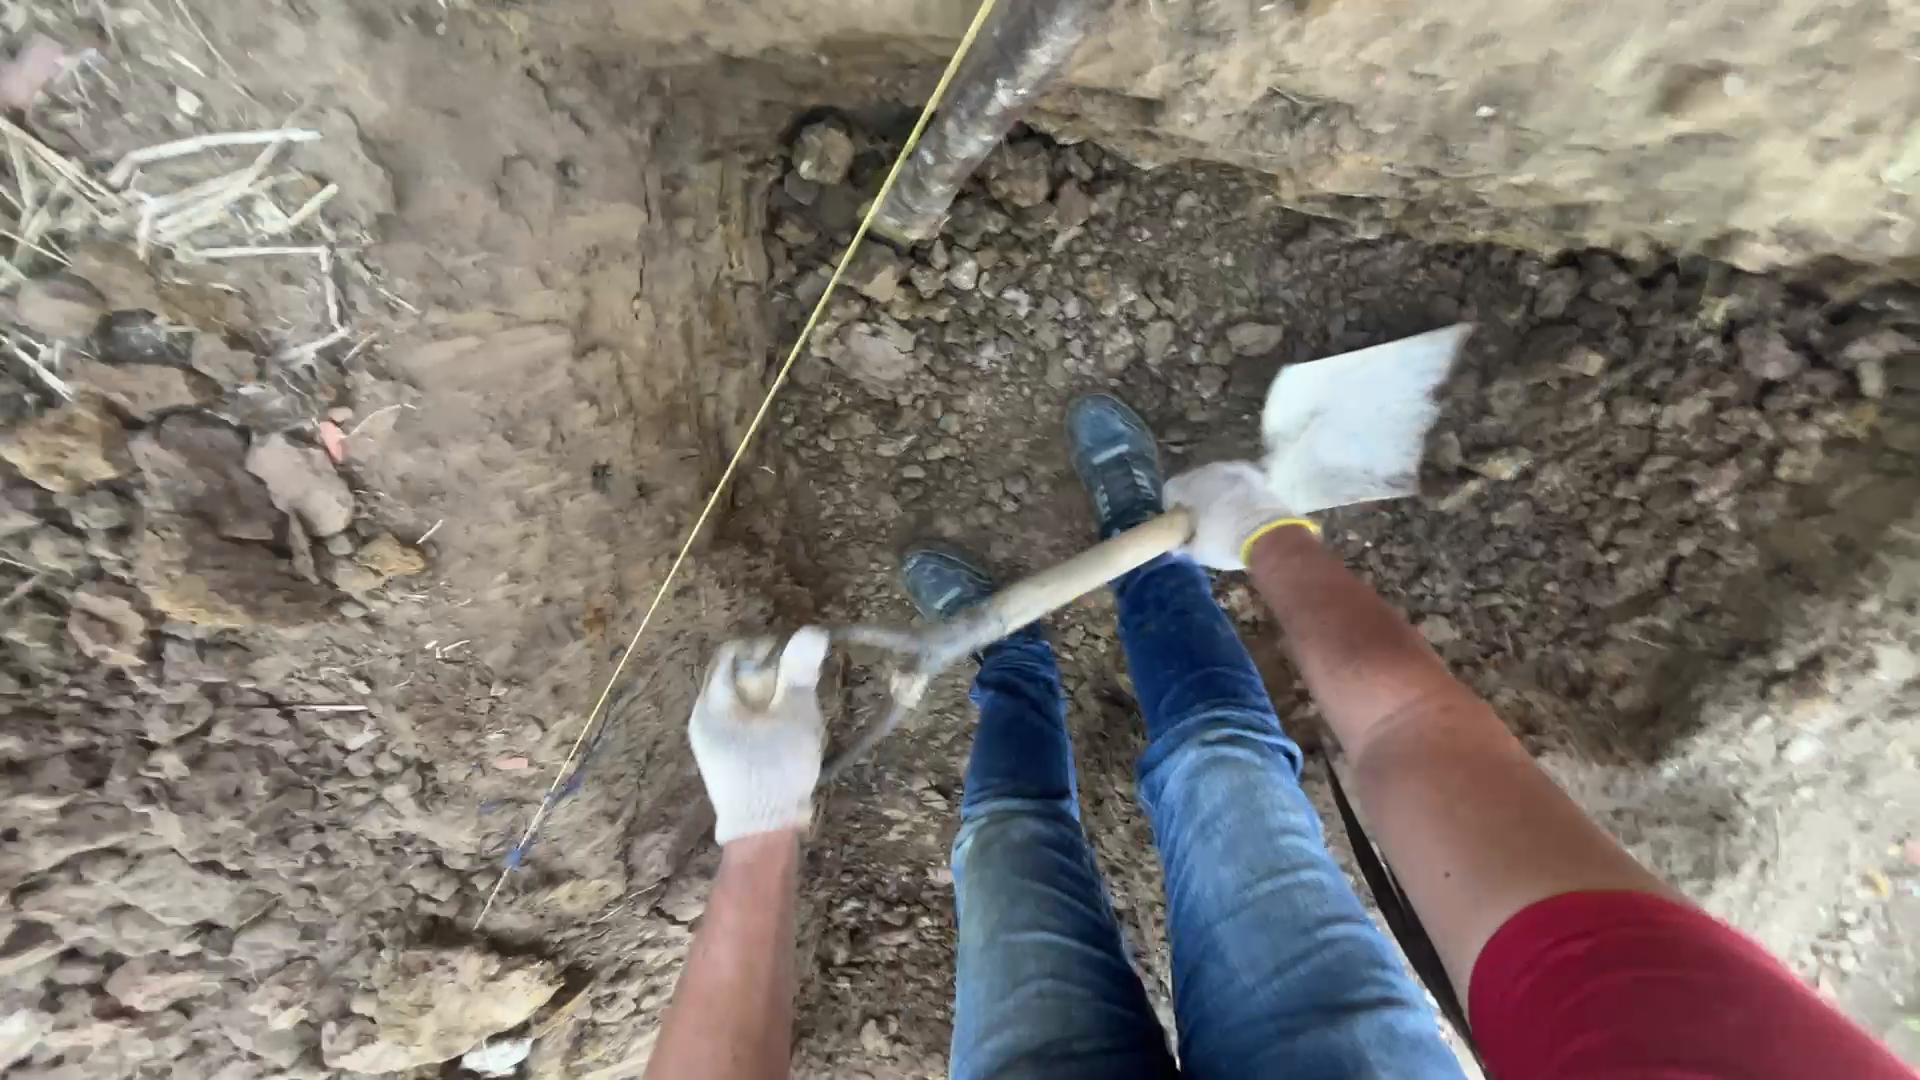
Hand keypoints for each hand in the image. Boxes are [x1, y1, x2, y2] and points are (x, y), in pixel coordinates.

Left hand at [689, 627, 829, 844]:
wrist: (762, 830)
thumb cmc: (777, 767)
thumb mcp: (796, 714)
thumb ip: (801, 671)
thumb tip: (813, 631)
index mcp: (714, 702)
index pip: (731, 653)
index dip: (764, 647)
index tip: (793, 658)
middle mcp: (701, 716)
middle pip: (733, 674)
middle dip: (767, 670)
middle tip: (797, 681)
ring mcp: (707, 739)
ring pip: (736, 698)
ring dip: (766, 692)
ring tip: (794, 704)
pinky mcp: (719, 756)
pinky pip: (736, 718)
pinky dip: (759, 712)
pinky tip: (781, 727)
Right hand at [1165, 460, 1316, 570]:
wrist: (1269, 536)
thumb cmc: (1225, 541)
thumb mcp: (1197, 552)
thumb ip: (1183, 546)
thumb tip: (1177, 546)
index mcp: (1188, 486)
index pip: (1170, 489)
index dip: (1171, 506)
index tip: (1177, 522)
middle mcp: (1208, 471)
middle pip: (1193, 480)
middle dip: (1194, 497)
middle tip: (1199, 519)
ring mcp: (1234, 471)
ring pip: (1217, 479)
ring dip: (1216, 492)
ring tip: (1222, 513)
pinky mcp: (1256, 476)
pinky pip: (1239, 480)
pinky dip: (1237, 490)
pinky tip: (1241, 505)